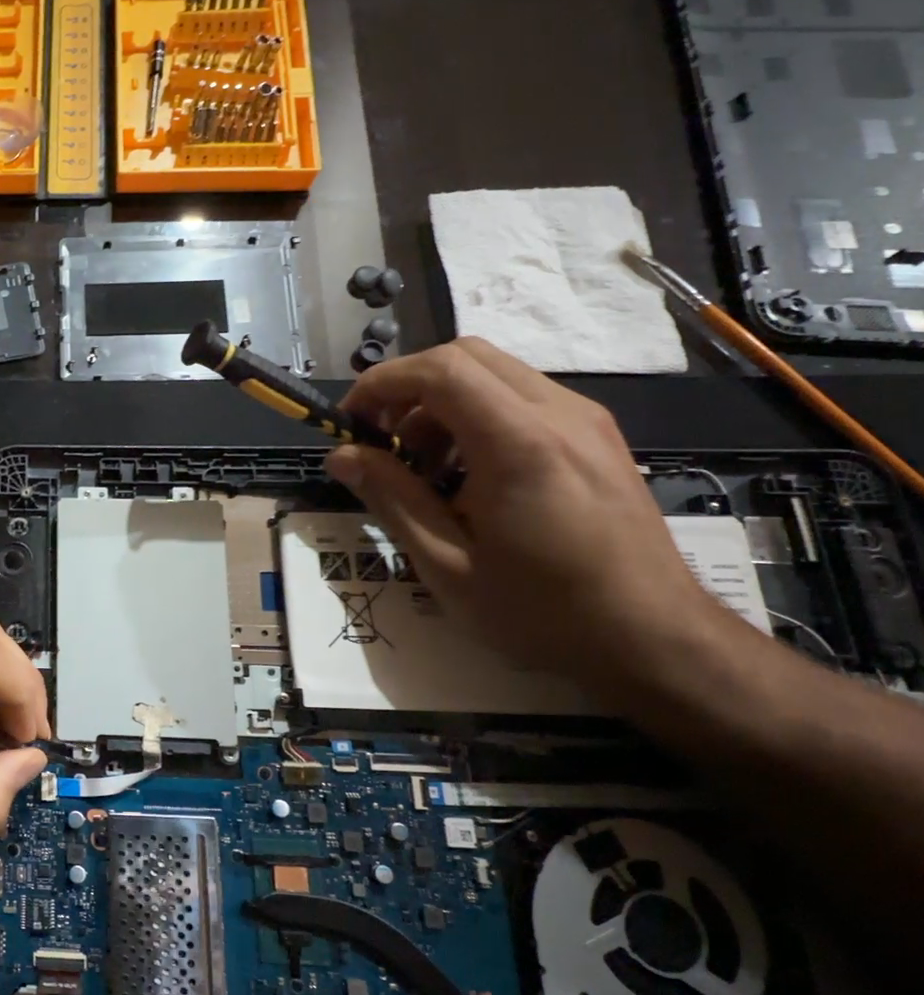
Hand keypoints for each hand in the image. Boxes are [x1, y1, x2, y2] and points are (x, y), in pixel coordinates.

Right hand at [324, 338, 725, 683]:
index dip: (382, 383)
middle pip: (467, 356)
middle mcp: (559, 414)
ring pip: (496, 374)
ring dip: (442, 404)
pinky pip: (523, 400)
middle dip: (409, 388)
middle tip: (380, 440)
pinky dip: (477, 417)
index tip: (348, 423)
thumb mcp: (447, 565)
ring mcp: (586, 422)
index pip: (441, 370)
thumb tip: (343, 455)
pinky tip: (466, 476)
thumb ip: (392, 499)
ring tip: (421, 468)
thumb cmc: (541, 611)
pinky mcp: (596, 438)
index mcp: (519, 444)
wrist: (652, 637)